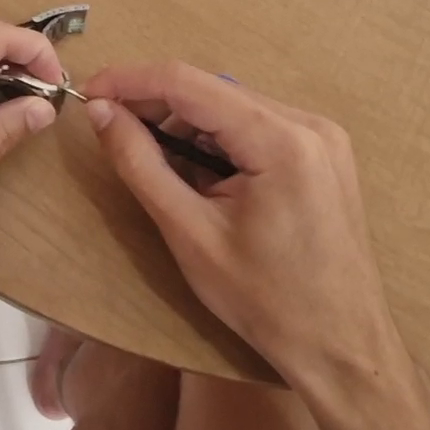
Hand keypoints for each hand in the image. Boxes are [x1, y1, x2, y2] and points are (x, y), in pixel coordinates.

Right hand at [82, 63, 400, 379]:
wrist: (343, 350)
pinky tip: (192, 171)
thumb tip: (99, 110)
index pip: (187, 82)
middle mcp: (306, 123)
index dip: (129, 80)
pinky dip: (210, 138)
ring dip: (180, 122)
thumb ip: (139, 162)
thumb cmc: (263, 299)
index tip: (87, 92)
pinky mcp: (319, 152)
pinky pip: (249, 124)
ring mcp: (319, 136)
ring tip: (151, 160)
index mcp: (280, 139)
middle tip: (107, 126)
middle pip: (208, 89)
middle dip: (152, 103)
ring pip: (227, 104)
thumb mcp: (187, 231)